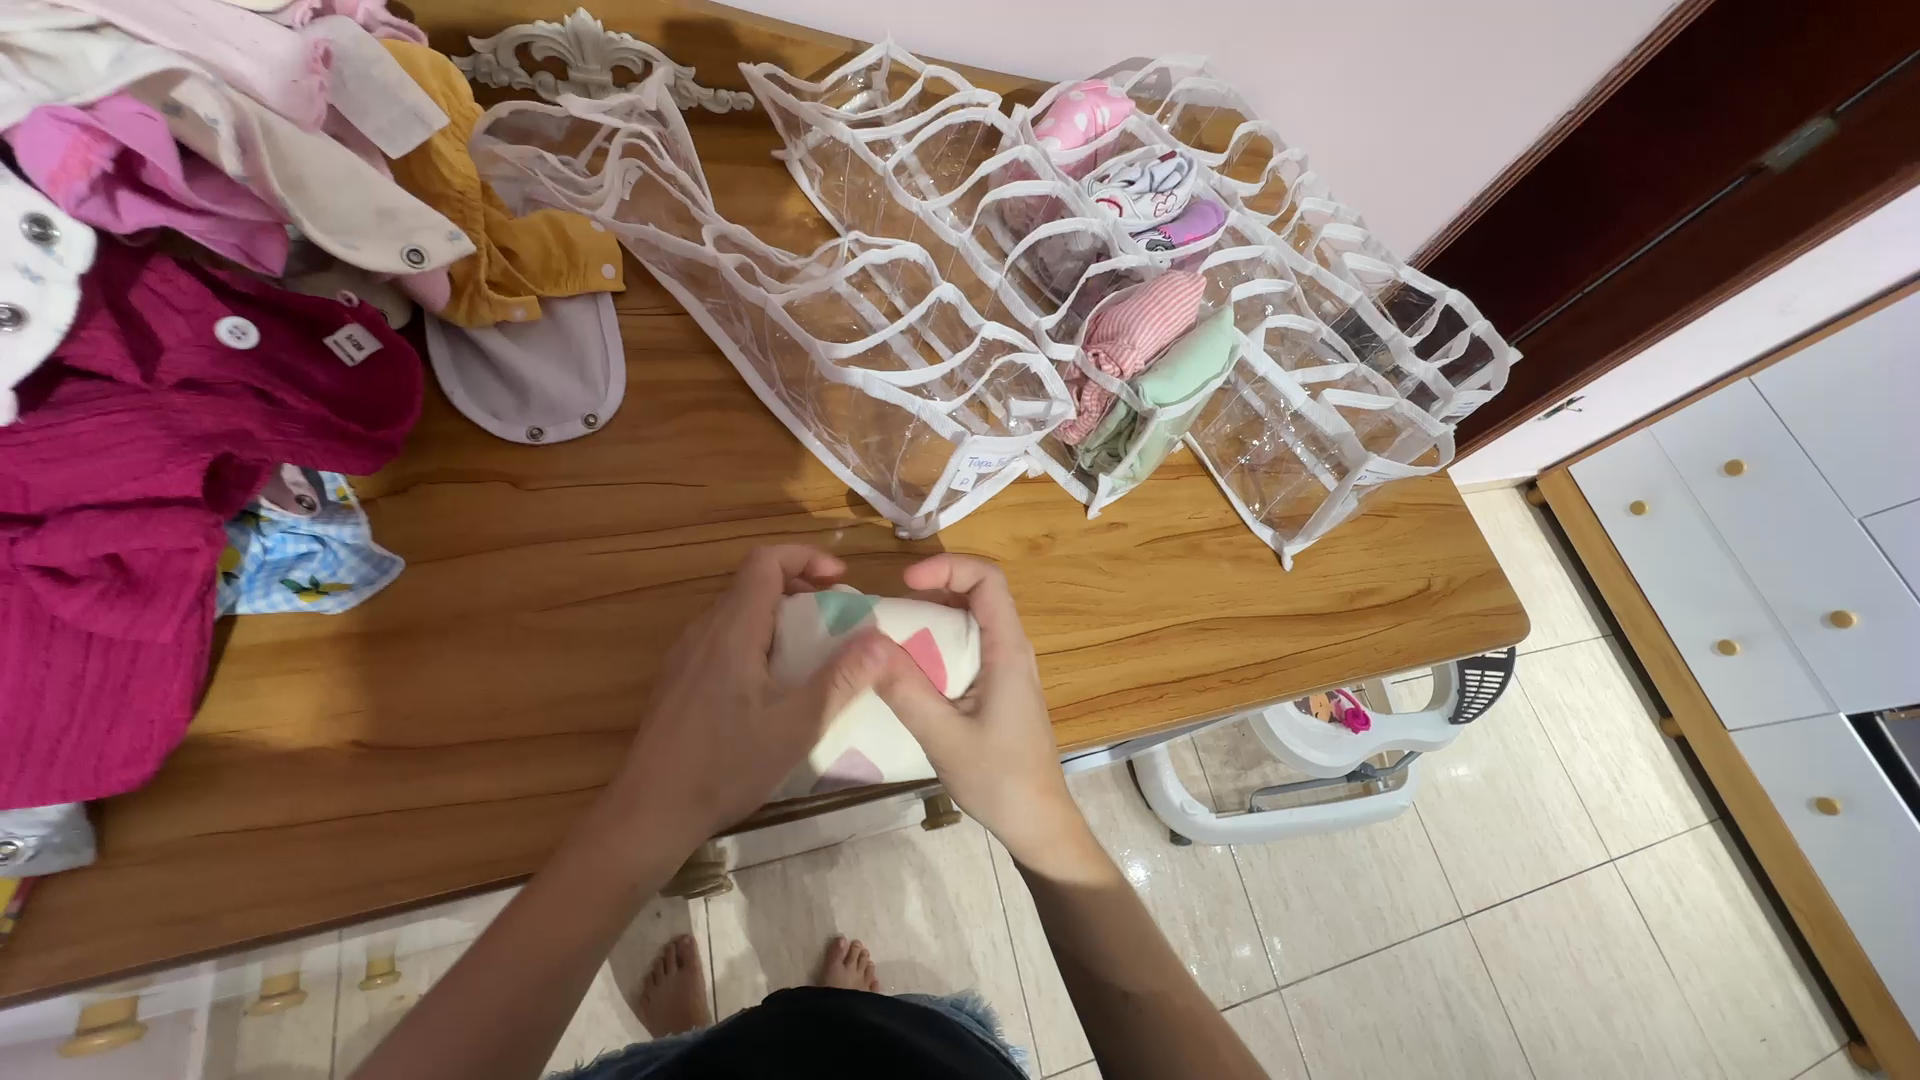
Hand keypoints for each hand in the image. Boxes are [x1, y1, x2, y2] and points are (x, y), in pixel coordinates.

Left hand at [612, 545, 890, 840]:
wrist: (650, 812)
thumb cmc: (726, 767)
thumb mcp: (796, 727)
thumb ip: (840, 679)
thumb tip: (881, 640)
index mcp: (732, 630)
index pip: (765, 561)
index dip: (806, 557)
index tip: (841, 580)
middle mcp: (704, 631)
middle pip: (752, 583)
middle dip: (801, 588)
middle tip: (838, 619)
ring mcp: (685, 655)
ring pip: (737, 612)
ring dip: (780, 616)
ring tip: (814, 650)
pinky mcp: (678, 678)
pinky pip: (723, 638)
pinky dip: (757, 639)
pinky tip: (774, 684)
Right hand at [872, 555, 1091, 868]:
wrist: (1038, 823)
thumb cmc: (999, 779)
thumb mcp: (943, 736)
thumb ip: (905, 689)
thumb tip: (866, 644)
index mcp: (1009, 651)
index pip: (988, 580)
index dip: (948, 567)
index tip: (906, 583)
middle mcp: (1014, 651)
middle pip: (979, 595)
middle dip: (933, 590)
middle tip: (888, 609)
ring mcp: (1009, 670)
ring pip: (973, 622)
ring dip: (933, 618)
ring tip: (891, 635)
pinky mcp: (1000, 689)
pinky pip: (970, 649)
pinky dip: (939, 644)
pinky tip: (910, 669)